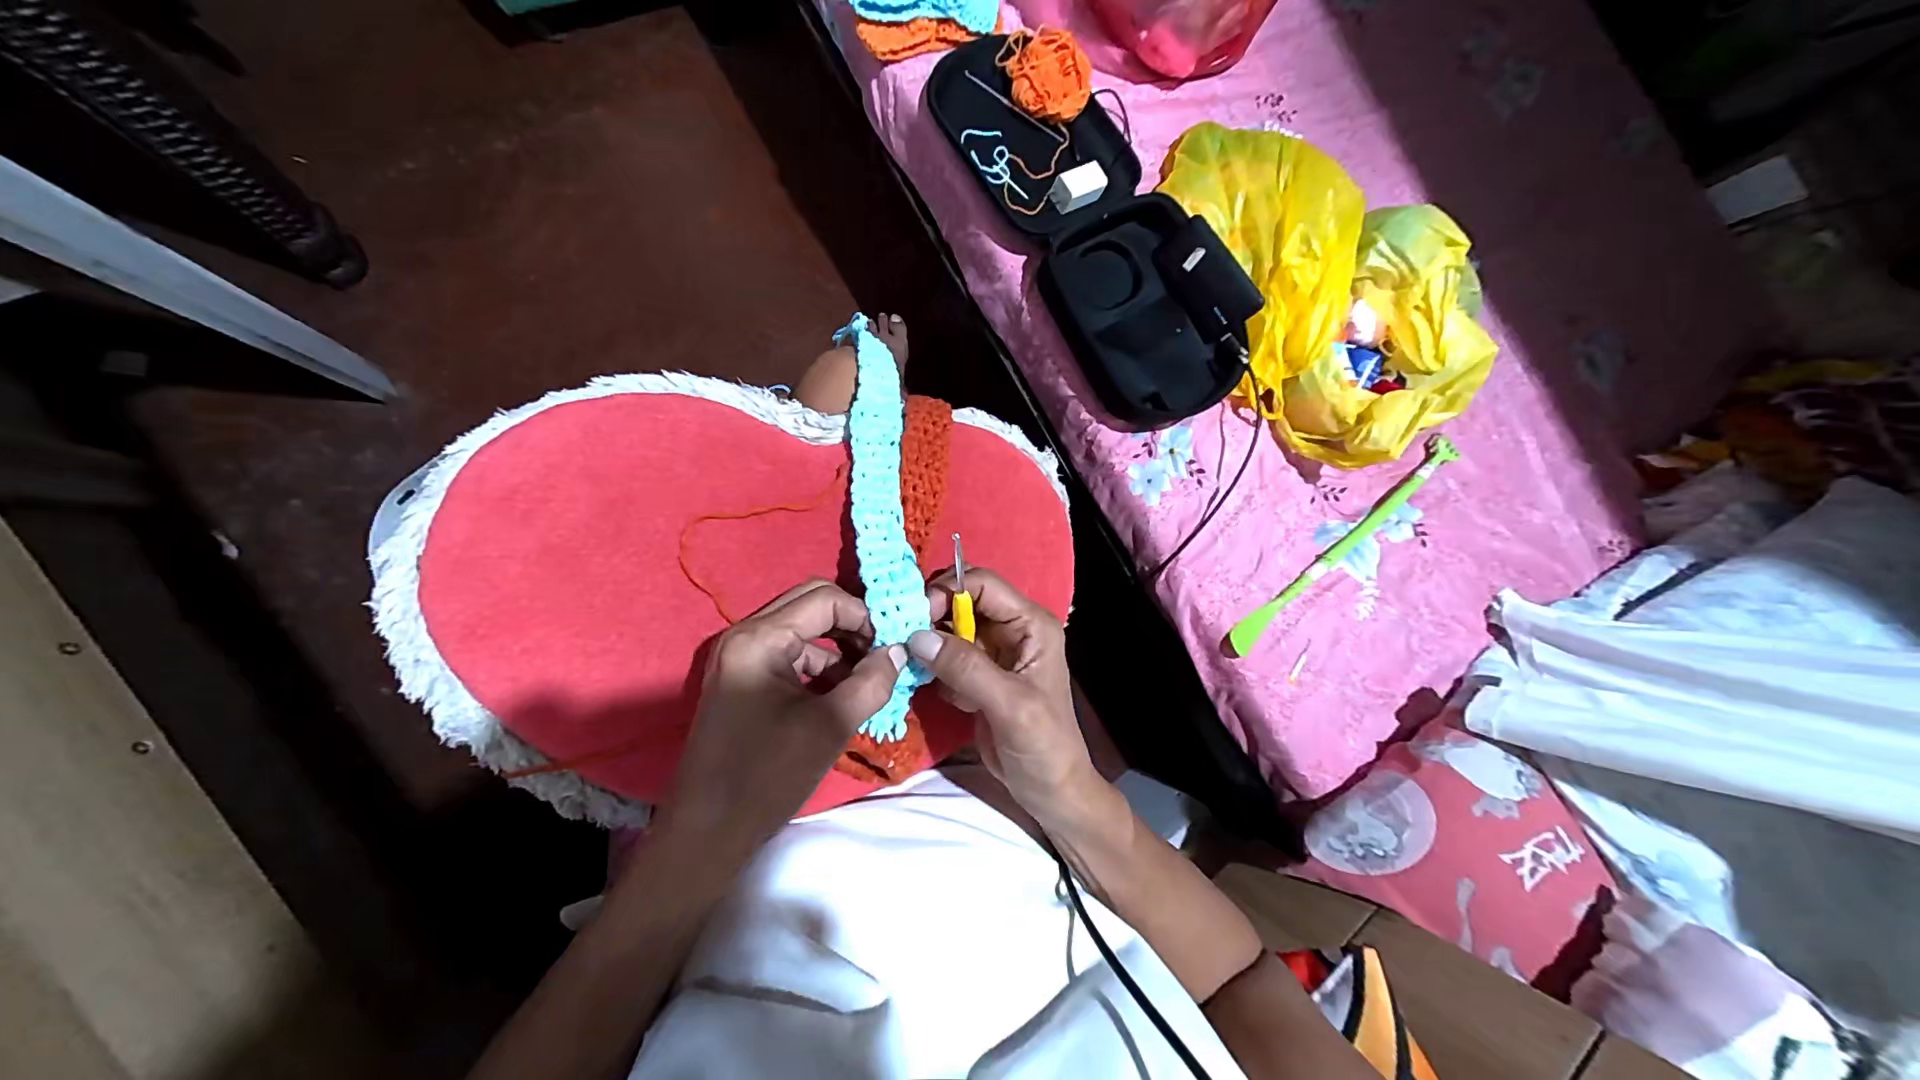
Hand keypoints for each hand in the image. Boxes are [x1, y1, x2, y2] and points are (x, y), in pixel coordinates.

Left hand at [664, 580, 903, 853]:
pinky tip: (839, 695)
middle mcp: (744, 636)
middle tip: (882, 654)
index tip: (891, 647)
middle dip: (851, 625)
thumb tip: (899, 651)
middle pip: (810, 605)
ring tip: (866, 680)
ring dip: (836, 648)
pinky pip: (787, 655)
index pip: (824, 600)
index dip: (864, 617)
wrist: (708, 831)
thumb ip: (871, 682)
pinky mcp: (740, 679)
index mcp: (759, 639)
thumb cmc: (768, 776)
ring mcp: (738, 657)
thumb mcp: (830, 726)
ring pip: (800, 631)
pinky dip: (818, 667)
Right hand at [916, 567, 1105, 832]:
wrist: (1051, 791)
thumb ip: (967, 669)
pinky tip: (931, 687)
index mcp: (1031, 625)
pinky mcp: (976, 675)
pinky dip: (931, 666)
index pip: (984, 585)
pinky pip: (944, 655)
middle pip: (961, 600)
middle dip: (931, 614)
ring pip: (948, 627)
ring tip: (912, 664)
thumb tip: (917, 636)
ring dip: (927, 641)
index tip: (917, 616)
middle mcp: (1012, 630)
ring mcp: (993, 652)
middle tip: (904, 636)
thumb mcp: (1009, 706)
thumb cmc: (1043, 746)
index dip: (948, 591)